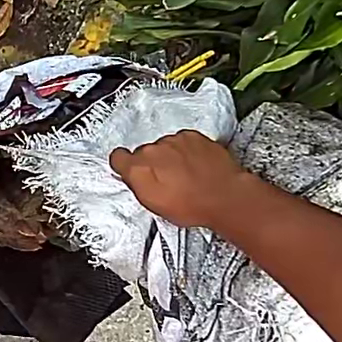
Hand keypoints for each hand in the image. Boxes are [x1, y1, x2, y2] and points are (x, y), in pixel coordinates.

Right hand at [109, 130, 258, 228]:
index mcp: (138, 169)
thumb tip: (132, 177)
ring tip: (183, 176)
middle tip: (164, 181)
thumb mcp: (153, 205)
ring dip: (170, 157)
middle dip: (151, 164)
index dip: (123, 164)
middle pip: (143, 152)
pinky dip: (186, 150)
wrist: (224, 196)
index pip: (117, 157)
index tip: (128, 169)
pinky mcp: (193, 136)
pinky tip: (194, 166)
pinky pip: (183, 141)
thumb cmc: (192, 205)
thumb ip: (137, 185)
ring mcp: (174, 141)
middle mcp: (153, 150)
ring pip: (164, 146)